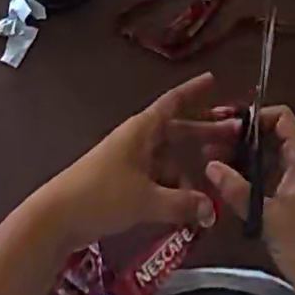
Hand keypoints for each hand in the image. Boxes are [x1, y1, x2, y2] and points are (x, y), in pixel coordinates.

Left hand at [20, 72, 237, 252]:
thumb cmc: (102, 195)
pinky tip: (190, 209)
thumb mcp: (146, 199)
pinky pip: (159, 179)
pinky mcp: (125, 182)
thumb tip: (211, 209)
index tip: (213, 79)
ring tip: (214, 188)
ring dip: (190, 170)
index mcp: (142, 130)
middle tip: (236, 135)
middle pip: (177, 130)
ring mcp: (131, 160)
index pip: (173, 102)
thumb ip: (182, 203)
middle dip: (205, 133)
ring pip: (169, 159)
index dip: (193, 91)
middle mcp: (138, 139)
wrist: (58, 216)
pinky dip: (174, 189)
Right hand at [206, 106, 294, 294]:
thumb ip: (238, 189)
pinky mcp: (289, 203)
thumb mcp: (269, 217)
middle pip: (270, 135)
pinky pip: (265, 177)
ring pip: (265, 157)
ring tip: (210, 160)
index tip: (227, 122)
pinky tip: (225, 183)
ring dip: (240, 156)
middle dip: (240, 135)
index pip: (281, 118)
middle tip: (210, 141)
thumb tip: (210, 164)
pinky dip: (246, 175)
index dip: (255, 114)